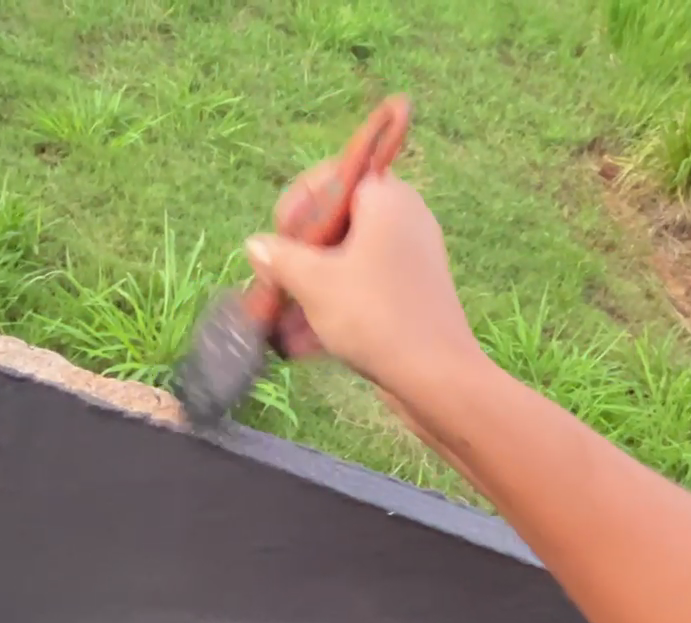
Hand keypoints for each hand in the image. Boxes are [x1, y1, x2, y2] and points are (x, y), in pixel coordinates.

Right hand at [248, 163, 483, 395]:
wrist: (435, 375)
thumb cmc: (373, 316)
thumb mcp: (315, 284)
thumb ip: (280, 258)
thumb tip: (255, 244)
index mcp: (385, 198)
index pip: (330, 179)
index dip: (297, 206)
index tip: (277, 242)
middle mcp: (401, 219)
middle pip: (334, 225)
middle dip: (297, 259)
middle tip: (273, 286)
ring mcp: (406, 260)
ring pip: (344, 263)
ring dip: (307, 291)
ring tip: (277, 325)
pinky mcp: (407, 295)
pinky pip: (360, 291)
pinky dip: (331, 309)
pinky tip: (299, 344)